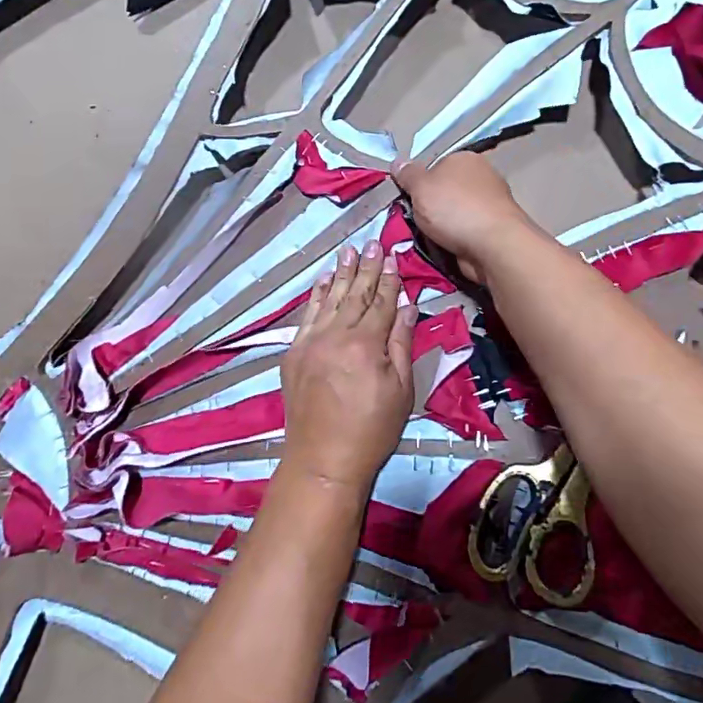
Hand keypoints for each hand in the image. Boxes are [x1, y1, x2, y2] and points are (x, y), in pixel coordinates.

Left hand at [279, 242, 415, 491]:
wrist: (322, 459)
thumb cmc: (372, 430)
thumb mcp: (401, 390)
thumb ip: (402, 344)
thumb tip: (408, 305)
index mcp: (365, 344)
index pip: (382, 303)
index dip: (390, 280)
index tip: (393, 258)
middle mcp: (335, 335)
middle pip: (355, 294)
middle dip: (366, 268)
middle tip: (372, 244)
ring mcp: (310, 342)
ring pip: (330, 299)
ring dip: (341, 274)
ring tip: (348, 251)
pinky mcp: (294, 352)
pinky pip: (307, 315)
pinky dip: (316, 296)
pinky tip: (324, 280)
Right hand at [392, 153, 536, 282]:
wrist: (492, 245)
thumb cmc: (454, 208)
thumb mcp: (420, 187)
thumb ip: (407, 174)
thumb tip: (398, 161)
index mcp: (465, 159)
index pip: (436, 166)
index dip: (419, 182)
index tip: (409, 199)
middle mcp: (481, 177)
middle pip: (445, 190)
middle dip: (430, 206)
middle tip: (414, 220)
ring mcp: (490, 203)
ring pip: (454, 213)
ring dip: (442, 226)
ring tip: (429, 238)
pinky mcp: (494, 228)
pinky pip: (465, 231)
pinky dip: (455, 239)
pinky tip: (446, 247)